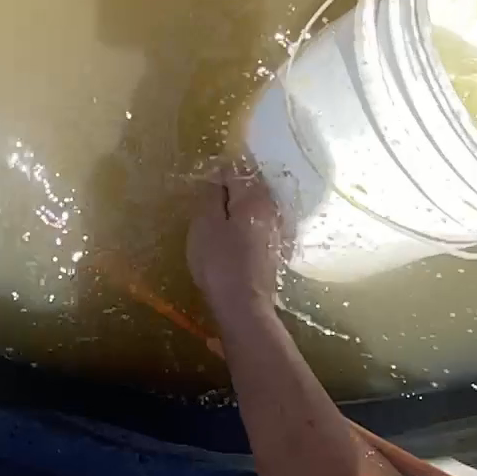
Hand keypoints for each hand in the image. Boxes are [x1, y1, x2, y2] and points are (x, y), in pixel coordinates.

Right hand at [187, 167, 282, 318]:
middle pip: (249, 187)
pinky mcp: (274, 248)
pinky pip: (257, 225)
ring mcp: (276, 229)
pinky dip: (243, 225)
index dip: (216, 175)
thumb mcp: (206, 224)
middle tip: (206, 205)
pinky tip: (231, 238)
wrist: (243, 305)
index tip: (200, 189)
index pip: (235, 171)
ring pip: (254, 207)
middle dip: (228, 190)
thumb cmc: (219, 261)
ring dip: (236, 208)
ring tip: (216, 221)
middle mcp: (271, 208)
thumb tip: (217, 178)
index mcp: (254, 197)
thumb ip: (211, 196)